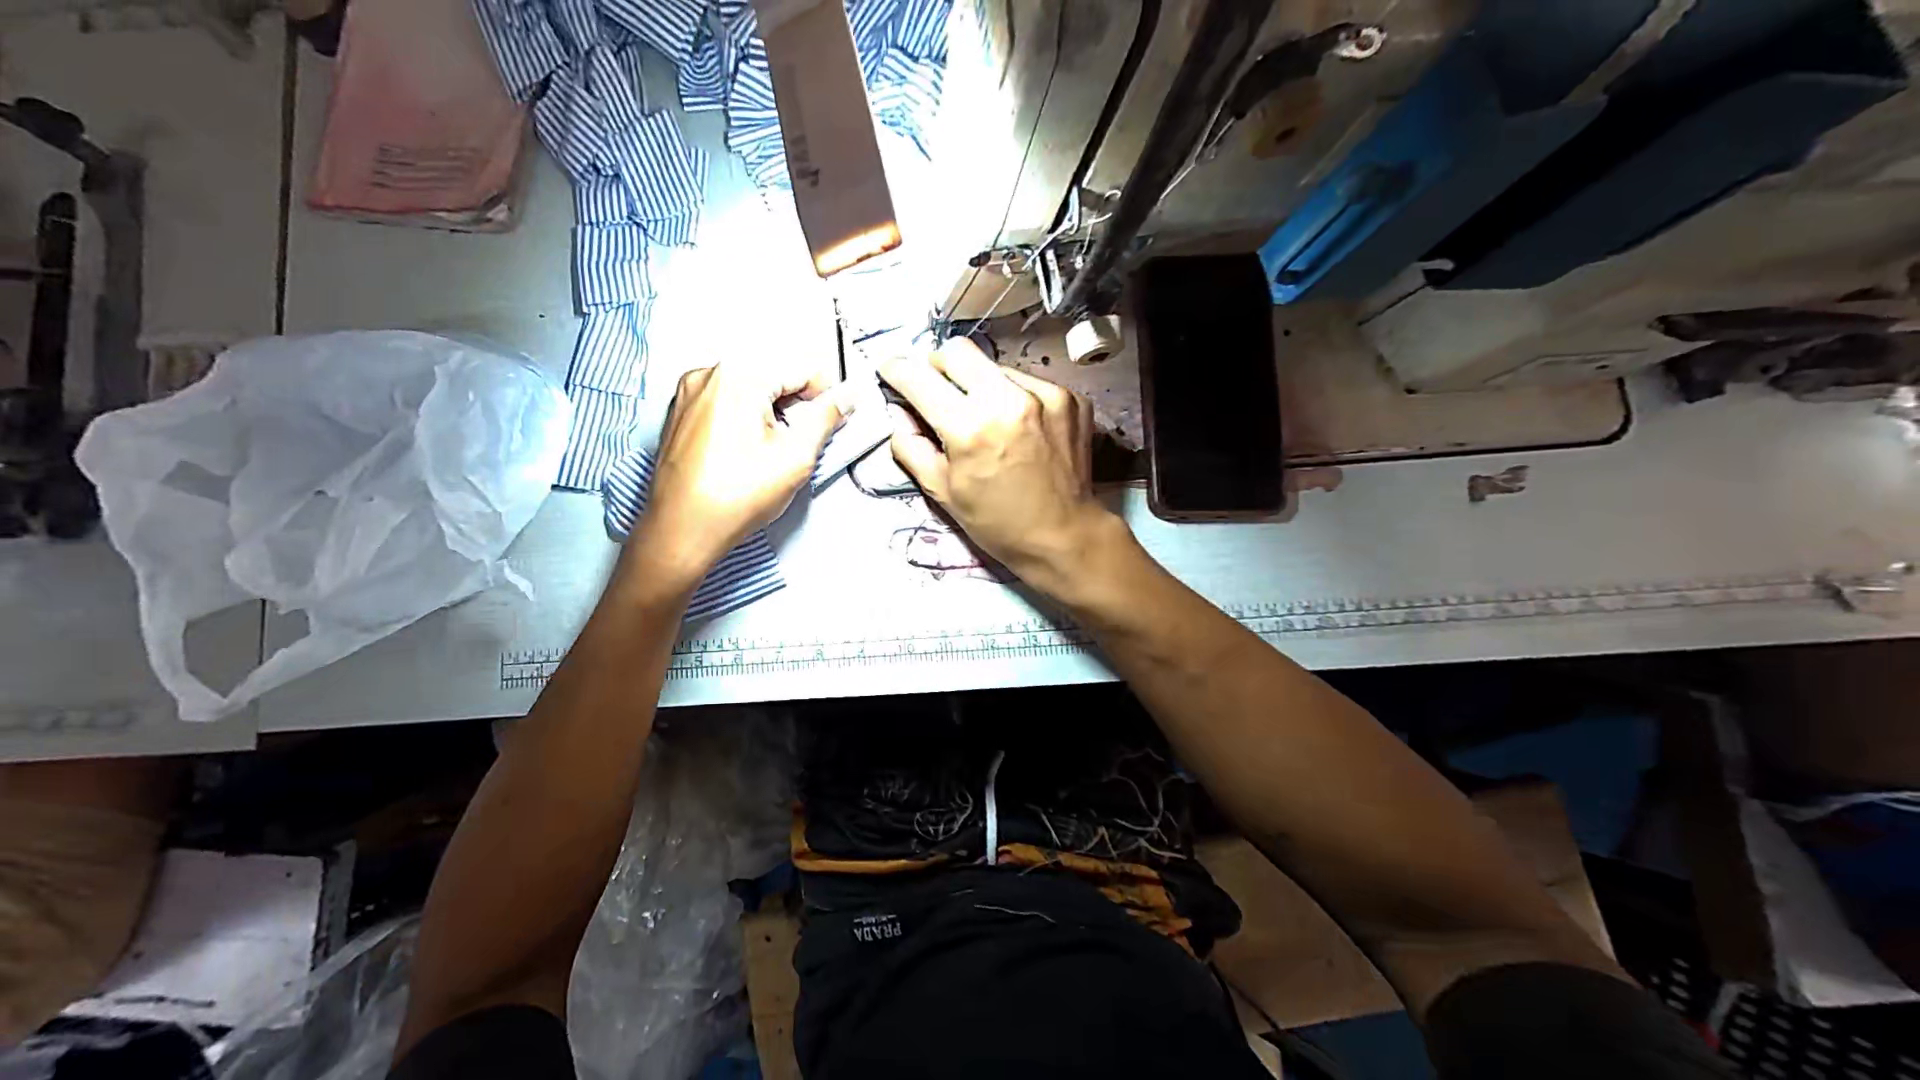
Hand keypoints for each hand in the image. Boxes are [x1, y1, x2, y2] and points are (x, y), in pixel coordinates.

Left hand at [630, 362, 851, 589]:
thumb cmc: (728, 500)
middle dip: (795, 405)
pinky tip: (749, 456)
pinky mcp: (681, 416)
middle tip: (807, 438)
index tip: (836, 409)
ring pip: (747, 392)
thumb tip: (844, 399)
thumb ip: (827, 418)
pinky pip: (724, 406)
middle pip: (771, 377)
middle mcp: (707, 377)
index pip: (799, 368)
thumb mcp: (796, 456)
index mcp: (737, 376)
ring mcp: (689, 396)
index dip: (826, 391)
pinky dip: (744, 422)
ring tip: (775, 453)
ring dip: (770, 414)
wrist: (681, 531)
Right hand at [879, 338, 1122, 590]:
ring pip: (994, 366)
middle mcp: (1007, 400)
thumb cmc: (997, 522)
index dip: (897, 371)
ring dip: (979, 384)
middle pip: (956, 351)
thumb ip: (911, 446)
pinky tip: (1018, 428)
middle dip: (937, 365)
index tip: (892, 371)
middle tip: (936, 391)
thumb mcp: (942, 491)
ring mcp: (1044, 394)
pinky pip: (1026, 382)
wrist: (1064, 536)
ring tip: (987, 421)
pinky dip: (1013, 397)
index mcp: (969, 427)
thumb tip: (899, 412)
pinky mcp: (1069, 397)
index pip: (919, 376)